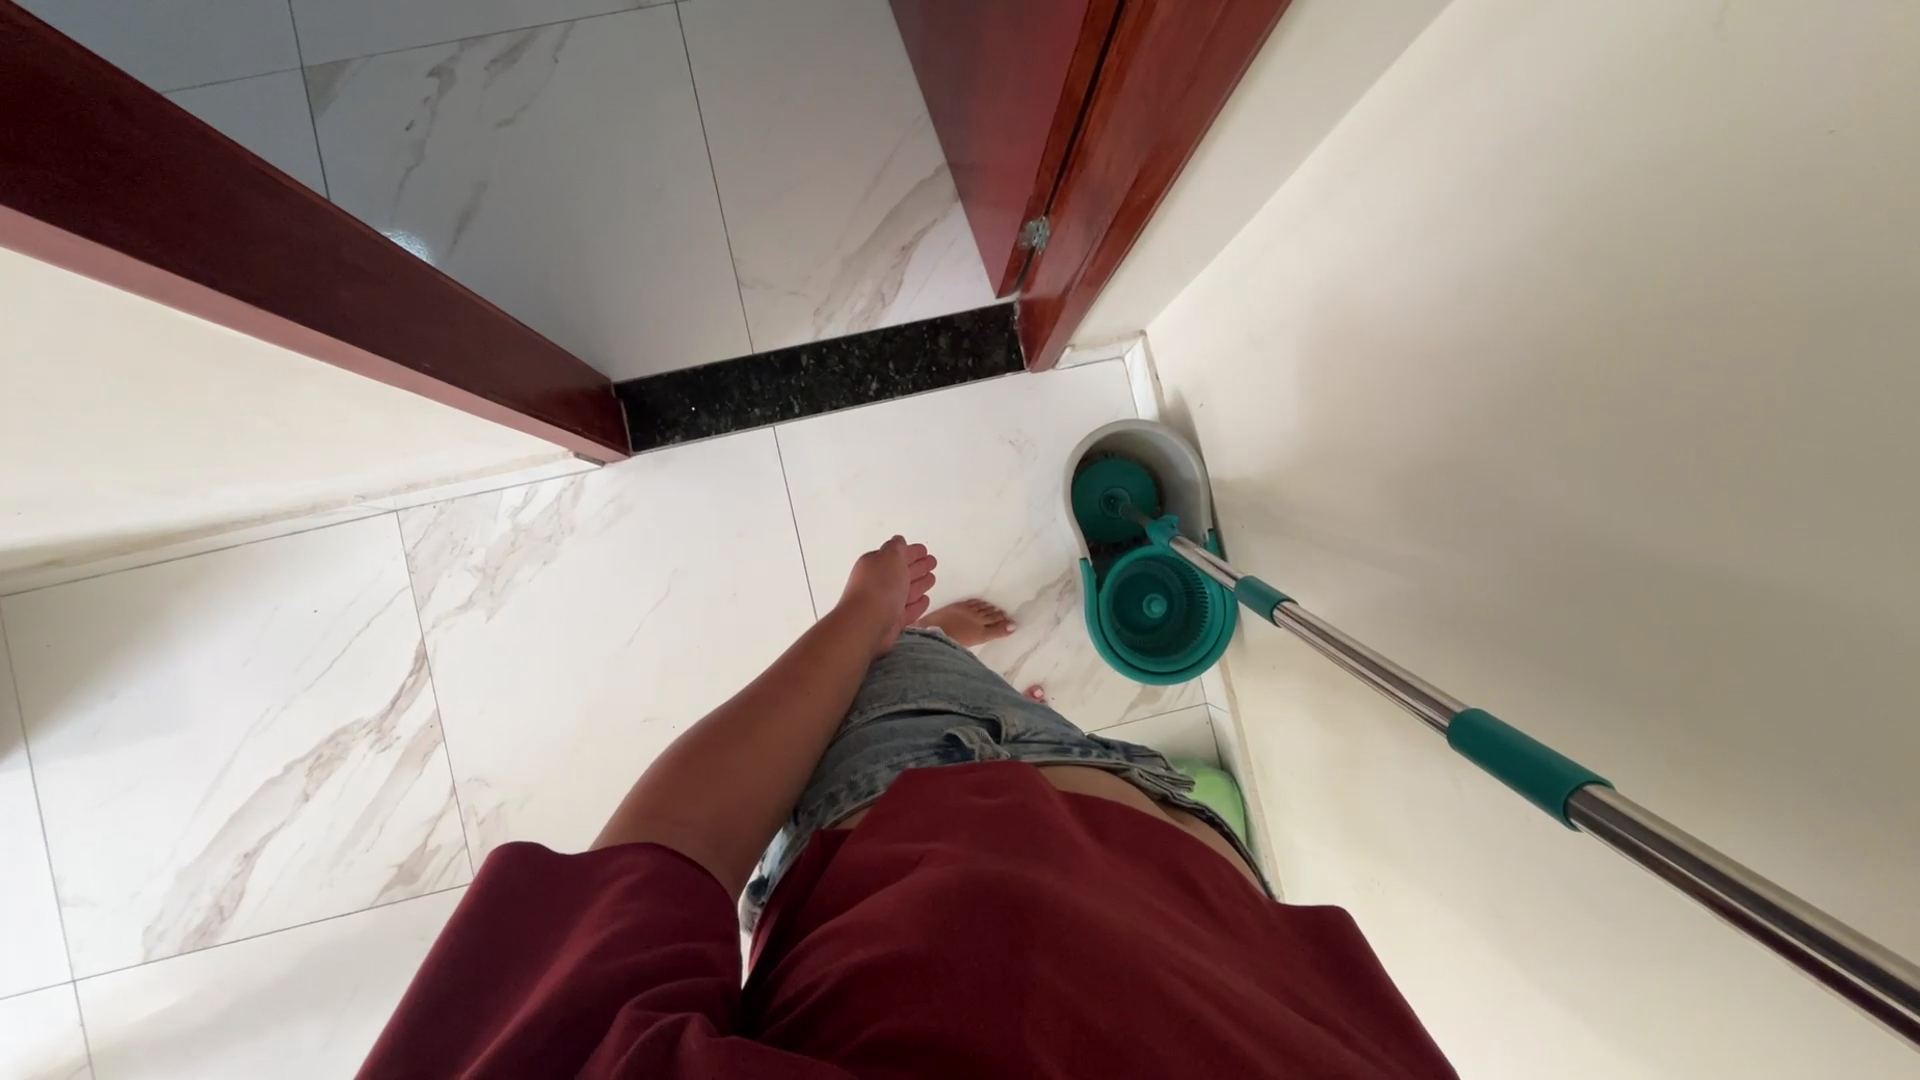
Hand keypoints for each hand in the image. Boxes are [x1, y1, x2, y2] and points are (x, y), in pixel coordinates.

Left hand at [836, 536, 936, 656]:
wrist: (867, 624)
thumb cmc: (879, 588)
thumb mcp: (890, 557)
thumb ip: (897, 548)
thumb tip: (899, 541)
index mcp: (875, 564)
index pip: (896, 554)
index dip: (911, 552)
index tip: (924, 550)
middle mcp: (878, 583)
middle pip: (902, 572)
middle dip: (918, 567)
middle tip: (931, 563)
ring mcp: (885, 604)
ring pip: (906, 591)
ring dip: (919, 584)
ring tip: (931, 579)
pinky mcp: (891, 622)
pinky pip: (908, 610)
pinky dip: (917, 605)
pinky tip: (925, 600)